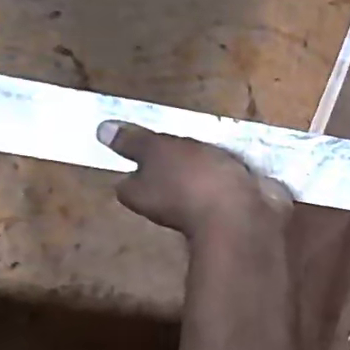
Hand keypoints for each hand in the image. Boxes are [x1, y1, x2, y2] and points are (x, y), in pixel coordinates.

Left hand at [98, 121, 291, 236]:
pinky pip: (230, 192)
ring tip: (229, 152)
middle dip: (182, 165)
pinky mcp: (232, 216)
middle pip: (168, 180)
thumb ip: (135, 141)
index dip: (144, 158)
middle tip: (198, 143)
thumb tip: (101, 130)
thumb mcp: (159, 150)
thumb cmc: (194, 182)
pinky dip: (237, 181)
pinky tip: (247, 170)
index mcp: (137, 194)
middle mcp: (163, 208)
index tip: (162, 143)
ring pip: (202, 186)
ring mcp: (200, 214)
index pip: (131, 176)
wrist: (242, 218)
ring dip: (213, 172)